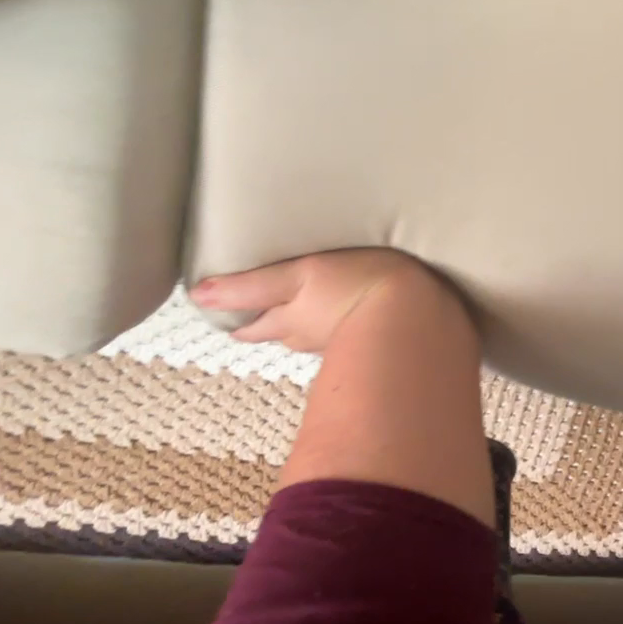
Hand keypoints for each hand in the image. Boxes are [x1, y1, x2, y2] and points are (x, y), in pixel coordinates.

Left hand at [190, 248, 468, 352]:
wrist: (424, 316)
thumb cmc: (363, 287)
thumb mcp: (303, 273)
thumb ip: (253, 285)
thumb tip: (198, 294)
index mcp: (289, 320)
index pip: (254, 324)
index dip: (241, 318)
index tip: (233, 316)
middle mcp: (311, 340)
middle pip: (284, 335)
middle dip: (275, 325)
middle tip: (274, 312)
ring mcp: (347, 348)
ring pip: (319, 339)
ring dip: (314, 330)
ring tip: (319, 315)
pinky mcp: (379, 349)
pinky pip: (357, 340)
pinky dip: (352, 333)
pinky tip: (362, 325)